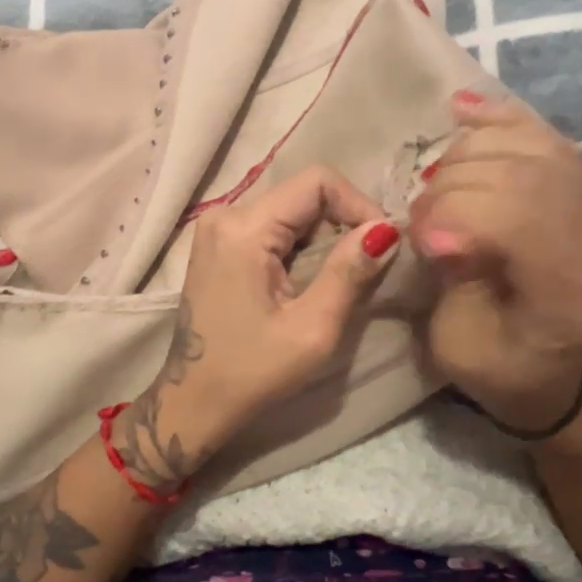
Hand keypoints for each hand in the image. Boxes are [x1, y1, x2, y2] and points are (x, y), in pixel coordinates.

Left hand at [108, 166, 401, 490]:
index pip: (316, 181)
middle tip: (368, 265)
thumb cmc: (252, 372)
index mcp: (243, 228)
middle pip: (302, 193)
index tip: (381, 245)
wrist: (194, 400)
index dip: (358, 203)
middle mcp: (224, 215)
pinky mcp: (218, 246)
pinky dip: (300, 245)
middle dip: (343, 221)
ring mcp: (216, 229)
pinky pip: (271, 227)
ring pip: (290, 209)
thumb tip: (387, 229)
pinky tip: (311, 280)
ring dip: (323, 235)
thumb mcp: (312, 328)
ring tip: (344, 275)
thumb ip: (349, 272)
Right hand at [410, 91, 581, 433]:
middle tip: (421, 215)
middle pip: (530, 176)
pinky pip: (547, 141)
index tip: (422, 237)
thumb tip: (441, 226)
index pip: (527, 221)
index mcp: (577, 299)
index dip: (462, 212)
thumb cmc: (499, 372)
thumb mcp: (459, 345)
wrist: (553, 377)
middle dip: (456, 184)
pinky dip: (500, 122)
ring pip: (538, 148)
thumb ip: (453, 281)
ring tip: (437, 182)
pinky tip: (463, 110)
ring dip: (471, 153)